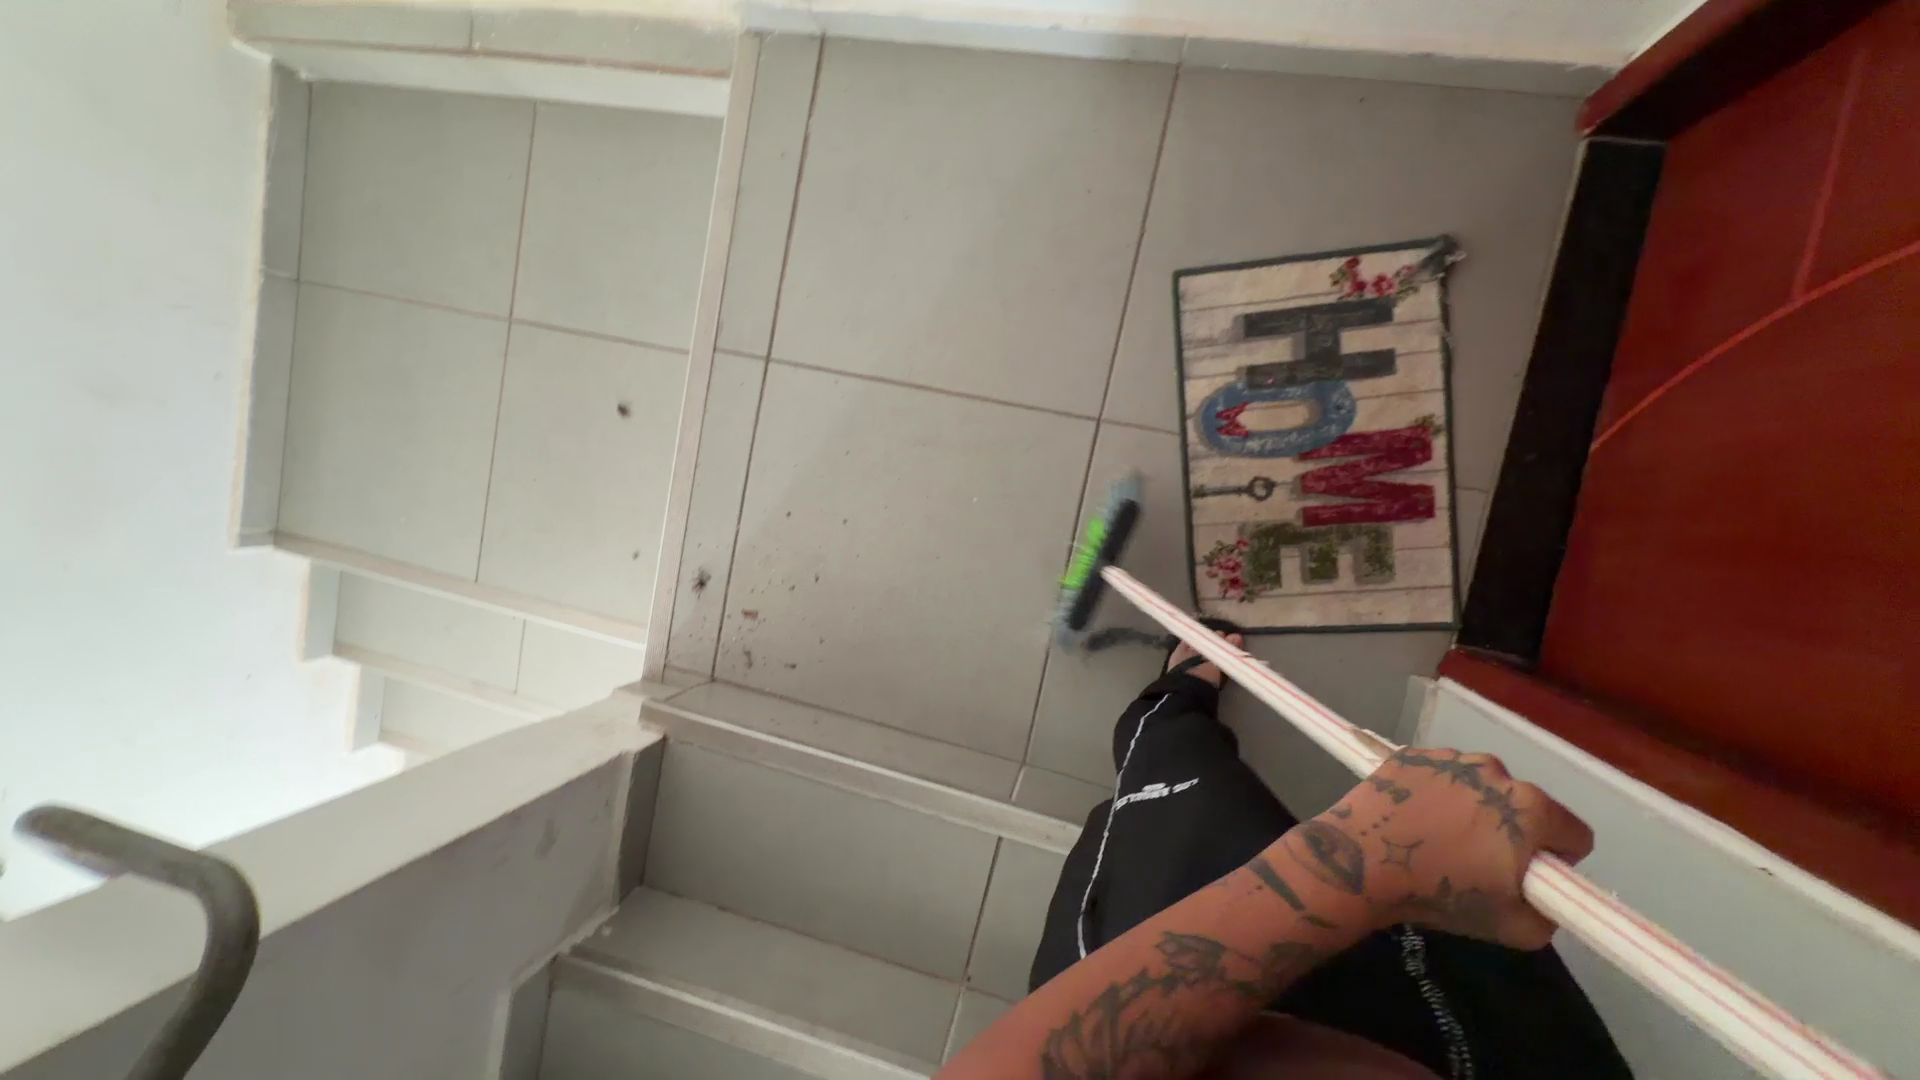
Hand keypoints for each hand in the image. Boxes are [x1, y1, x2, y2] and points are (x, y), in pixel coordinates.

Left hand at [1280, 747, 1594, 949]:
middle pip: (1524, 805)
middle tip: (1478, 858)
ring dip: (1473, 806)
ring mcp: (1447, 756)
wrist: (1360, 862)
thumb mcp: (1518, 928)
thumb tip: (1546, 898)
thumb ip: (1551, 913)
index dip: (1558, 858)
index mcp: (1530, 807)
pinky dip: (1435, 790)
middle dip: (1512, 830)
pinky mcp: (1408, 754)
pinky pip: (1439, 774)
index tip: (1529, 874)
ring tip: (1439, 836)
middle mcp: (1493, 770)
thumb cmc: (1441, 893)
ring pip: (1480, 785)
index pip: (1573, 832)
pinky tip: (1414, 815)